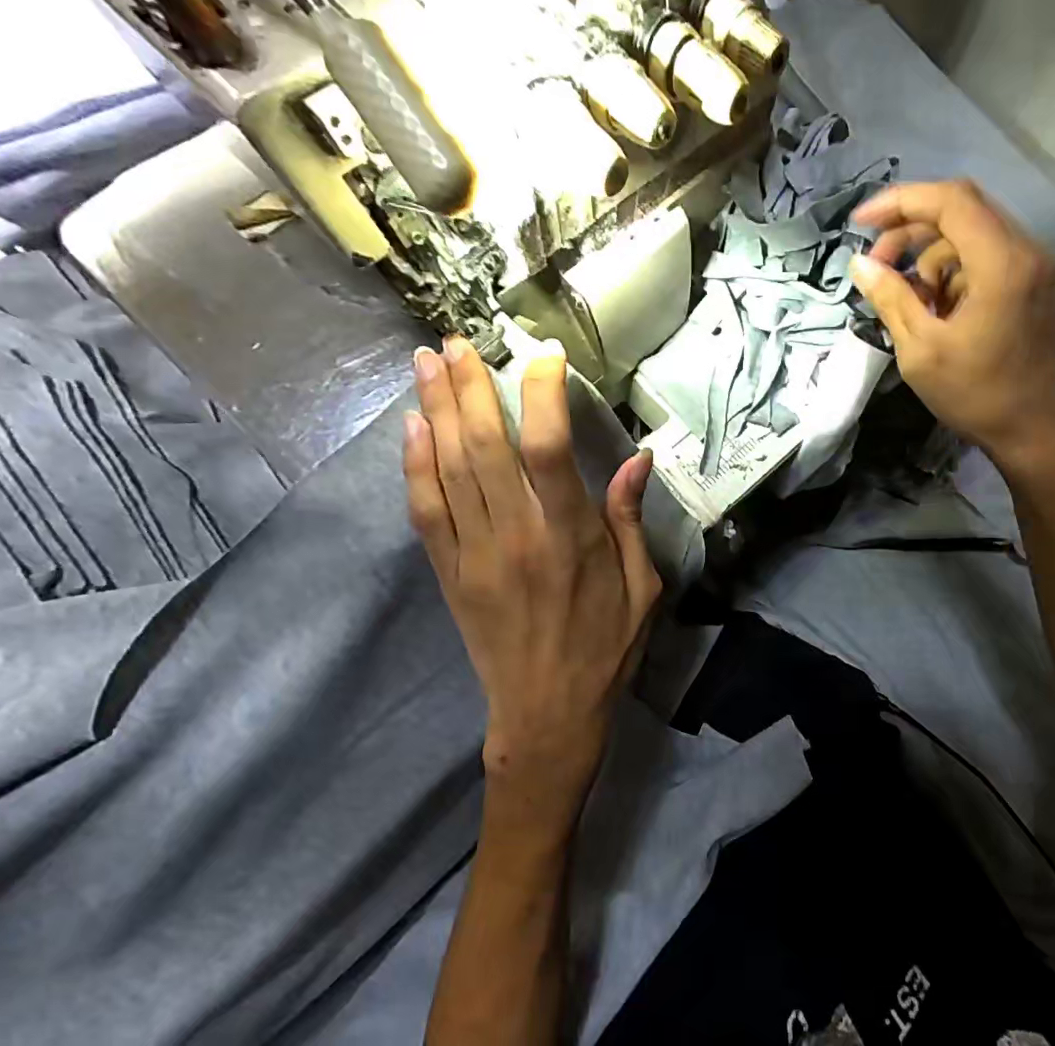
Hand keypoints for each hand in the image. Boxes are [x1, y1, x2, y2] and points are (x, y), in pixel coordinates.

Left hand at [403, 337, 660, 821]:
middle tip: (458, 341)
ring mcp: (475, 554)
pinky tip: (412, 428)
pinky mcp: (449, 573)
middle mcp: (518, 536)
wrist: (547, 713)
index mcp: (571, 538)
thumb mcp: (642, 588)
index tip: (540, 357)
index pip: (549, 449)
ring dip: (436, 410)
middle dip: (470, 387)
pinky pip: (426, 510)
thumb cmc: (606, 649)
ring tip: (427, 363)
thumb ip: (630, 521)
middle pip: (485, 446)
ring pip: (449, 468)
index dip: (541, 394)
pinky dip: (415, 465)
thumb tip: (637, 460)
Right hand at [849, 181, 1054, 466]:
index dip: (899, 201)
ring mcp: (1034, 265)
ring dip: (929, 256)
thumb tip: (859, 263)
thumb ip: (890, 297)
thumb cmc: (973, 395)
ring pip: (969, 233)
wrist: (1029, 430)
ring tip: (908, 301)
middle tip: (876, 266)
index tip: (860, 223)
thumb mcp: (920, 349)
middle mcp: (1027, 251)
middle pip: (961, 209)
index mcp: (1003, 264)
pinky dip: (951, 271)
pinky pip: (983, 256)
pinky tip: (935, 307)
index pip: (950, 201)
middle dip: (910, 230)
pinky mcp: (1031, 282)